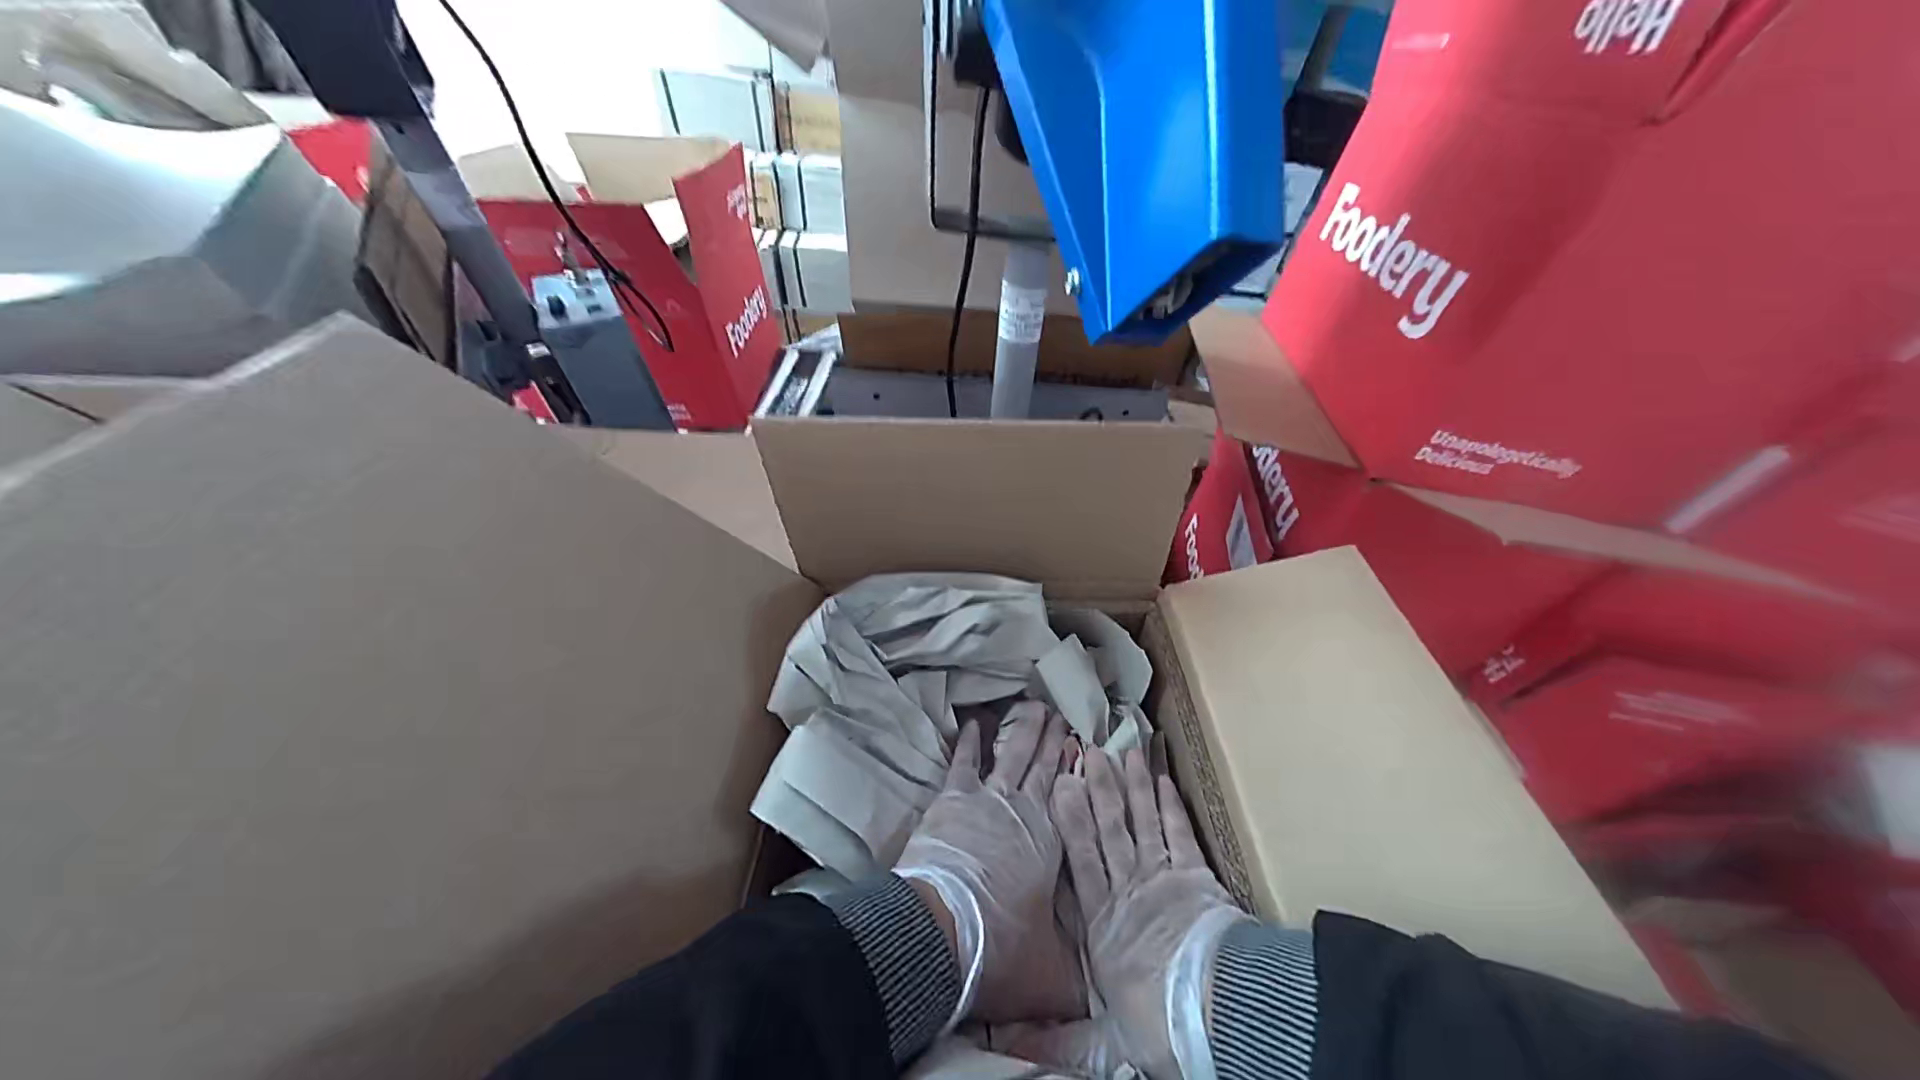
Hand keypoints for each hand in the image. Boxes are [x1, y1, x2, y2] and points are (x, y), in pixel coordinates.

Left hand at [895, 703, 1081, 1023]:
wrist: (945, 930)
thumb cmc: (1002, 946)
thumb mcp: (1051, 972)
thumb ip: (1075, 978)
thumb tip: (1096, 1001)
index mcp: (1053, 841)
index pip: (1072, 798)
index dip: (1078, 772)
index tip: (1084, 747)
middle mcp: (1024, 811)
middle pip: (1043, 766)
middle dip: (1052, 739)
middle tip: (1060, 712)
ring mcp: (987, 799)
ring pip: (1011, 755)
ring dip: (1022, 731)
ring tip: (1032, 705)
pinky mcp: (952, 798)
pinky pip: (964, 762)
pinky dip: (970, 742)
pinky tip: (973, 723)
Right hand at [1044, 748, 1246, 1078]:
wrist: (1218, 1014)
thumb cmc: (1158, 1023)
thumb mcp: (1107, 1042)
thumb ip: (1061, 1040)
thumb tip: (1011, 1047)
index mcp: (1103, 920)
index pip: (1081, 859)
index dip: (1071, 820)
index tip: (1062, 784)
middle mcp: (1128, 888)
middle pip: (1109, 830)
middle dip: (1098, 790)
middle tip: (1088, 751)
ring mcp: (1163, 878)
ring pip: (1141, 822)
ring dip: (1131, 787)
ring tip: (1122, 752)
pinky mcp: (1196, 876)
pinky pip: (1179, 833)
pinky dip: (1170, 806)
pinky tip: (1163, 780)